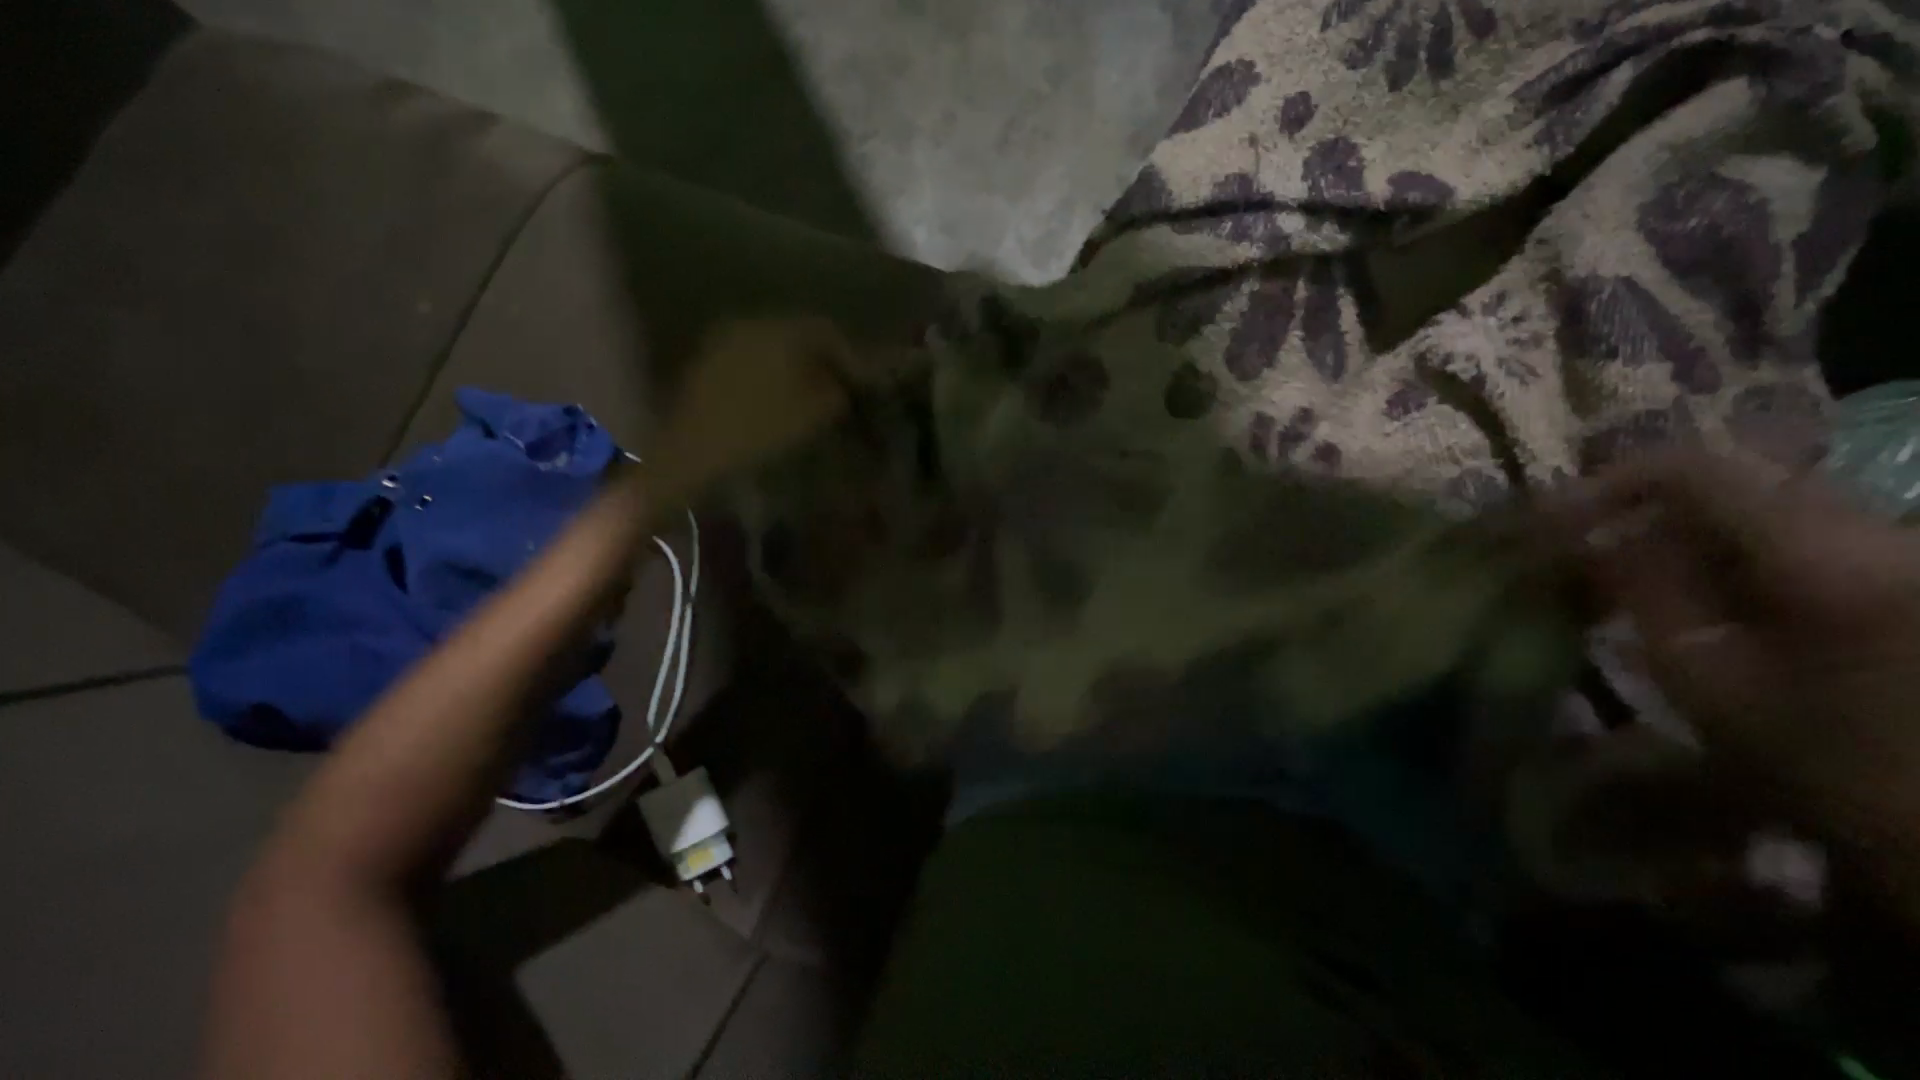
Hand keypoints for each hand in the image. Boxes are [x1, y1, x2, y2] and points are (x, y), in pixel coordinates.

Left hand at [646, 317, 862, 497]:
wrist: (691, 447)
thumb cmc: (758, 428)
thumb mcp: (810, 415)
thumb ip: (834, 394)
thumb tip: (841, 386)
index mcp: (782, 330)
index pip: (827, 330)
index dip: (849, 355)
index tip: (861, 380)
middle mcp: (752, 323)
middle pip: (797, 332)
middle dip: (820, 357)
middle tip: (837, 384)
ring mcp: (724, 338)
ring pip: (771, 344)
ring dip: (792, 364)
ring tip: (807, 393)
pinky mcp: (706, 359)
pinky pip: (748, 357)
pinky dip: (767, 372)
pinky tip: (773, 397)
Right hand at [1547, 451, 1919, 858]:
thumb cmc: (1827, 767)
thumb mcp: (1712, 686)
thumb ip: (1646, 597)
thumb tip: (1590, 541)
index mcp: (1819, 551)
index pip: (1692, 470)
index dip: (1608, 484)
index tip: (1548, 522)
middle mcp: (1868, 526)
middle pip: (1730, 480)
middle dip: (1643, 507)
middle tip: (1579, 549)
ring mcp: (1896, 547)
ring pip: (1759, 505)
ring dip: (1682, 531)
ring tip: (1625, 575)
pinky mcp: (1899, 574)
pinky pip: (1790, 534)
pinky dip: (1726, 552)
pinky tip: (1695, 595)